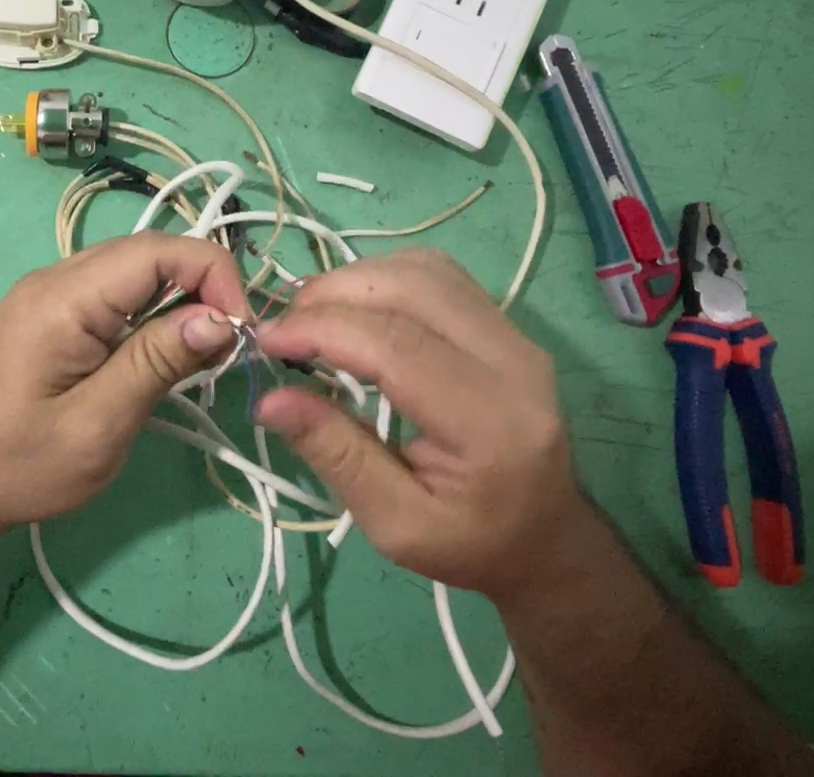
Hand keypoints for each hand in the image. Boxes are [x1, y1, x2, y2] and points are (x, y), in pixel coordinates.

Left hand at [0, 231, 251, 533]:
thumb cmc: (23, 466)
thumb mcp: (99, 425)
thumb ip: (157, 363)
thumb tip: (220, 318)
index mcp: (62, 299)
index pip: (155, 250)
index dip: (212, 274)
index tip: (240, 329)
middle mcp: (53, 278)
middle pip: (147, 252)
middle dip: (201, 284)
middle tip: (229, 344)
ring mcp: (48, 291)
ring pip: (134, 269)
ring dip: (179, 298)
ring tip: (205, 351)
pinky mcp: (50, 311)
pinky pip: (114, 291)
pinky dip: (152, 310)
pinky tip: (166, 349)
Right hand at [254, 248, 589, 601]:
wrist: (548, 540)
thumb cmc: (470, 543)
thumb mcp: (394, 524)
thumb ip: (336, 454)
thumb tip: (269, 400)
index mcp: (488, 423)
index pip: (394, 344)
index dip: (321, 330)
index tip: (265, 340)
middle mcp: (513, 362)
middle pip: (410, 288)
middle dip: (332, 294)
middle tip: (284, 326)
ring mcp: (516, 335)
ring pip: (423, 269)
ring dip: (356, 280)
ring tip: (313, 315)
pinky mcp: (507, 325)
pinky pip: (438, 275)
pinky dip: (383, 278)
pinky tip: (356, 309)